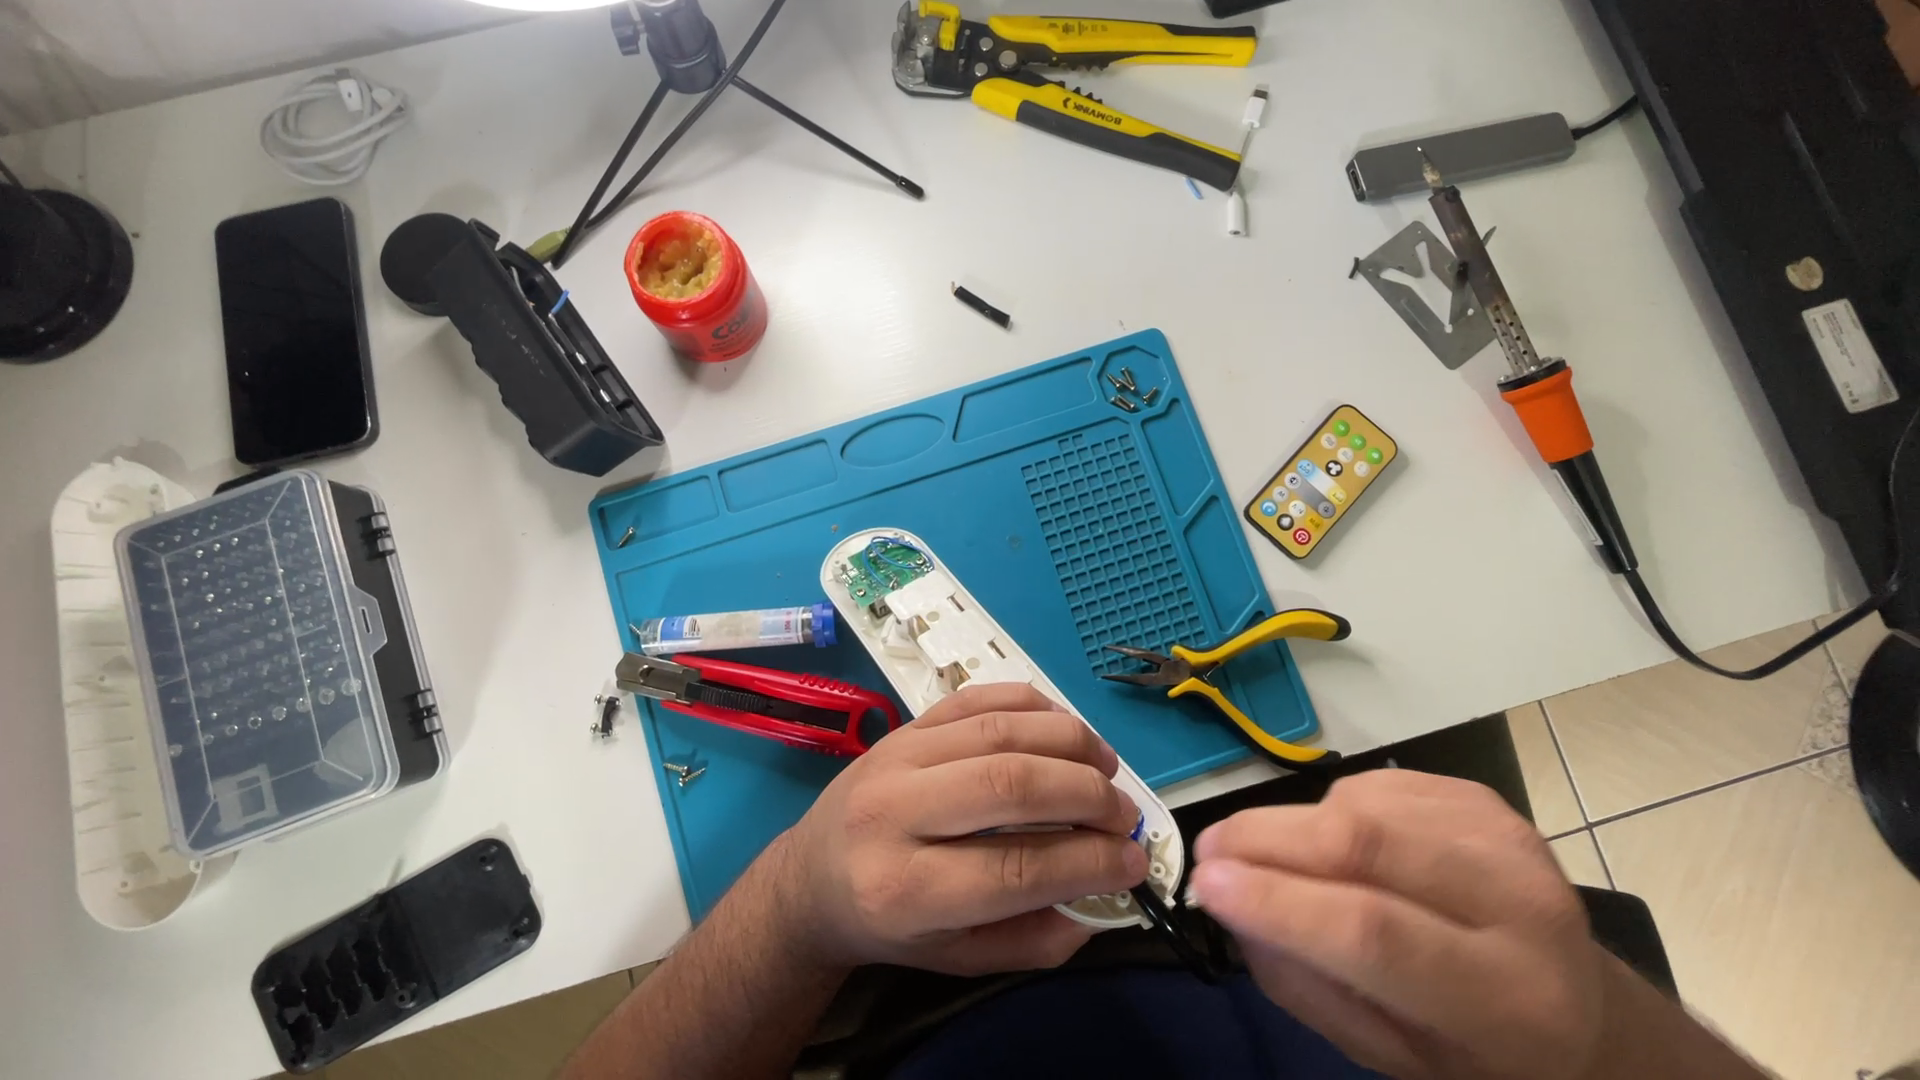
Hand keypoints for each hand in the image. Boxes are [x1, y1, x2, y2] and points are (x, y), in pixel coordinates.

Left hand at [777, 683, 1147, 975]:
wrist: (811, 875)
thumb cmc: (889, 925)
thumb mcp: (958, 958)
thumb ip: (1034, 939)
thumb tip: (1105, 896)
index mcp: (904, 890)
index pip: (1016, 867)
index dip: (1089, 862)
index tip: (1134, 862)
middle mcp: (894, 812)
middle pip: (1010, 785)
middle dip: (1088, 797)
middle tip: (1125, 815)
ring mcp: (897, 756)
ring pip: (1000, 731)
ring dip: (1071, 744)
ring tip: (1107, 770)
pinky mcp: (906, 725)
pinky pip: (978, 698)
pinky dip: (1035, 706)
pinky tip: (1066, 733)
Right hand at [1188, 771, 1608, 1079]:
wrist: (1577, 1006)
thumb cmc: (1465, 1046)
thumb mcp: (1381, 1049)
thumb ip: (1300, 979)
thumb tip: (1226, 897)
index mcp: (1507, 999)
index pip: (1373, 932)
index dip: (1277, 901)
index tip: (1204, 885)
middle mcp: (1521, 903)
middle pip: (1364, 843)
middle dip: (1263, 837)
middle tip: (1208, 850)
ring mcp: (1505, 836)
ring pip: (1358, 804)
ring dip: (1290, 825)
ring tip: (1274, 858)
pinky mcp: (1483, 798)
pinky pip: (1372, 785)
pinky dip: (1325, 808)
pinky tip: (1333, 843)